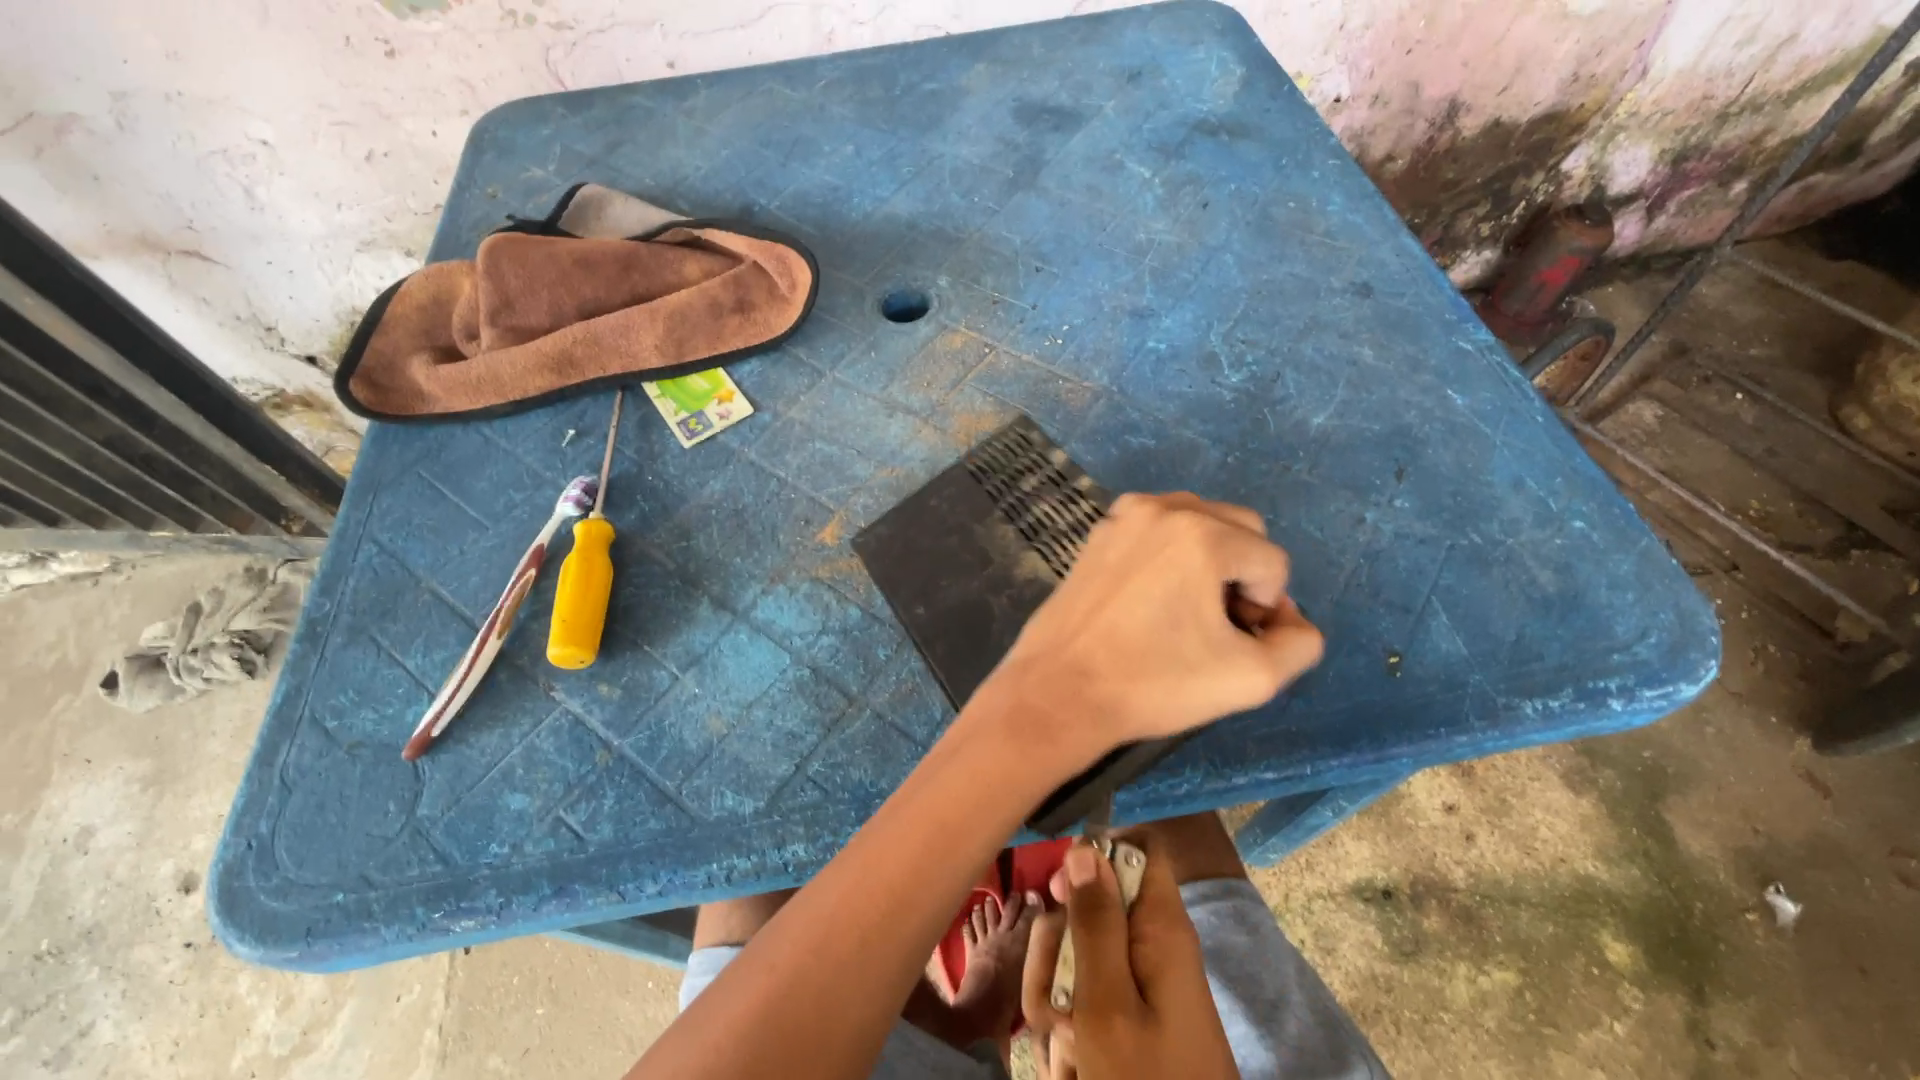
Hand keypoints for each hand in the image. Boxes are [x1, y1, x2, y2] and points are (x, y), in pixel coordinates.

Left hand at [980, 492, 1323, 771]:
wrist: (1059, 693)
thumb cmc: (1154, 684)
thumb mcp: (1252, 679)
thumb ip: (1299, 643)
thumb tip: (1288, 618)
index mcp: (1201, 533)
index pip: (1272, 561)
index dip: (1267, 607)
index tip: (1234, 643)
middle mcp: (1162, 508)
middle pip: (1239, 529)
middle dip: (1243, 574)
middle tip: (1218, 626)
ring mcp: (1122, 517)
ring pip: (1197, 523)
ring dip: (1209, 560)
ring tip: (1187, 613)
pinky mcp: (1097, 535)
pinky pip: (1156, 532)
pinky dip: (1169, 556)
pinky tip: (1154, 601)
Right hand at [1020, 842, 1237, 1079]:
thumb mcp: (1107, 1005)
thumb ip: (1094, 923)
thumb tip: (1085, 847)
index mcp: (1161, 928)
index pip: (1137, 850)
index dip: (1095, 855)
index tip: (1061, 891)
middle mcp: (1152, 945)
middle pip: (1090, 905)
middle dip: (1058, 948)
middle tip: (1060, 1001)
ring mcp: (1136, 983)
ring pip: (1074, 956)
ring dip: (1054, 997)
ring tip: (1068, 1046)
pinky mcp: (1125, 1017)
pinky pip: (1080, 998)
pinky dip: (1066, 1028)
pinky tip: (1074, 1062)